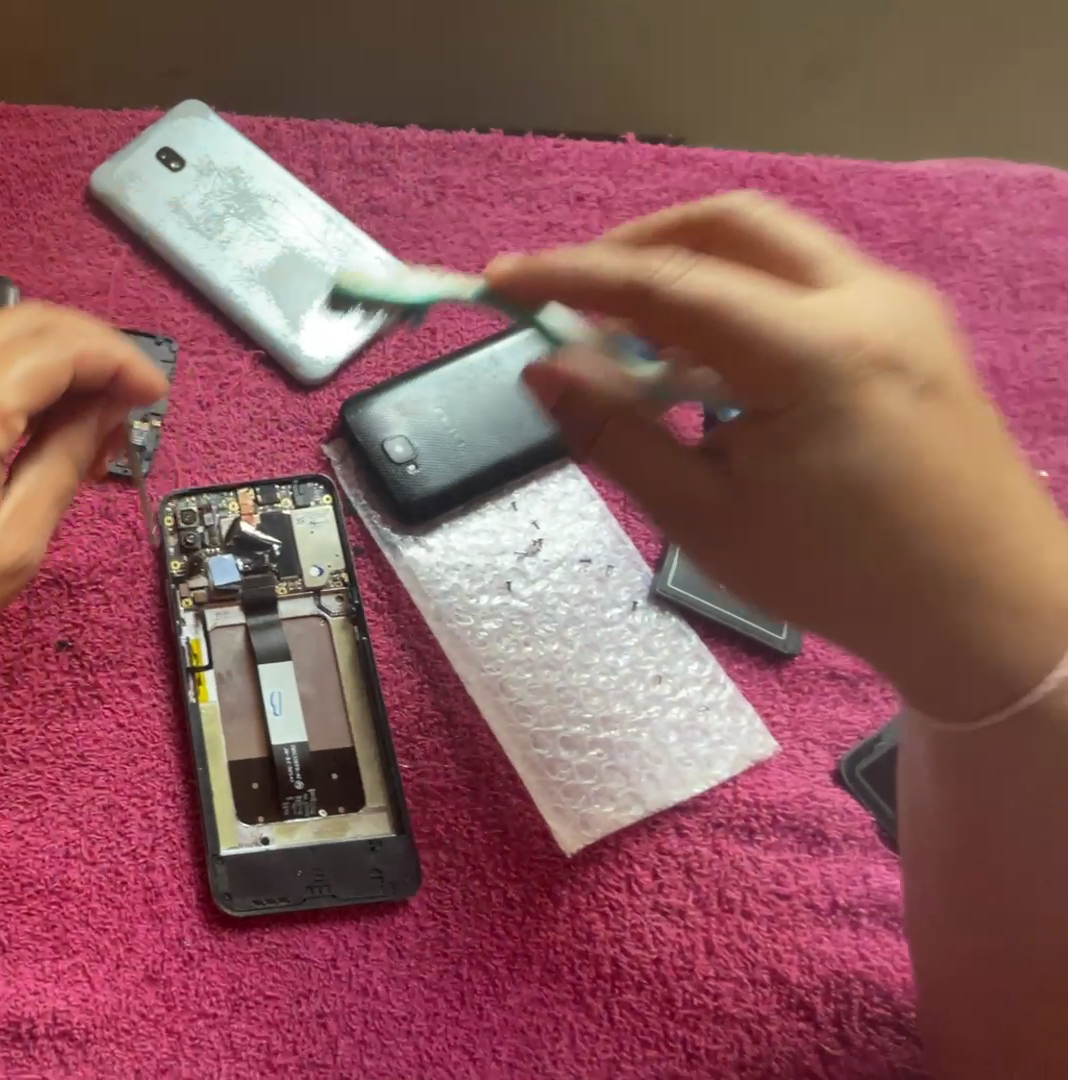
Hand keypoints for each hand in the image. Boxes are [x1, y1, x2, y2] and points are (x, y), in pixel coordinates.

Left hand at [0, 302, 167, 704]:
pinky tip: (48, 419)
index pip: (57, 348)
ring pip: (3, 333)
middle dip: (95, 350)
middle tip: (131, 403)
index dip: (118, 360)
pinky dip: (22, 375)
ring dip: (60, 361)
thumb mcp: (16, 543)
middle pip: (32, 323)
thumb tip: (112, 409)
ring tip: (96, 422)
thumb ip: (66, 459)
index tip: (156, 393)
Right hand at [486, 192, 1067, 721]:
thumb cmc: (833, 571)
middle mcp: (864, 301)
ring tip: (609, 334)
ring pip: (761, 245)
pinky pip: (787, 281)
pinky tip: (679, 360)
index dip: (570, 276)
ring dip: (672, 271)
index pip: (666, 285)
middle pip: (725, 226)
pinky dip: (714, 298)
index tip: (499, 277)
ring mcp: (889, 307)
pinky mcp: (893, 328)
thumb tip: (542, 372)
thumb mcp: (698, 512)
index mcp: (812, 353)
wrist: (988, 605)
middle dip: (628, 247)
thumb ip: (614, 432)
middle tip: (561, 294)